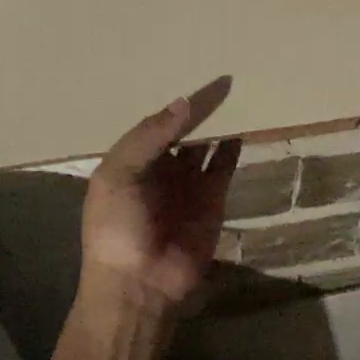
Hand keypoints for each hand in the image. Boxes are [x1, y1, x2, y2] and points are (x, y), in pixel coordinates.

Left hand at [81, 97, 239, 310]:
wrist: (140, 282)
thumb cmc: (117, 227)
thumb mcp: (119, 175)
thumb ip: (149, 137)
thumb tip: (185, 103)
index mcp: (128, 163)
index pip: (154, 125)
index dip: (174, 106)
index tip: (194, 77)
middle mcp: (159, 170)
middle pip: (181, 133)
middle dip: (196, 112)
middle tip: (219, 82)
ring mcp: (187, 185)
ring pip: (204, 146)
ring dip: (217, 126)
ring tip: (236, 97)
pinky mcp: (213, 201)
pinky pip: (223, 168)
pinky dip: (232, 149)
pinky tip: (242, 127)